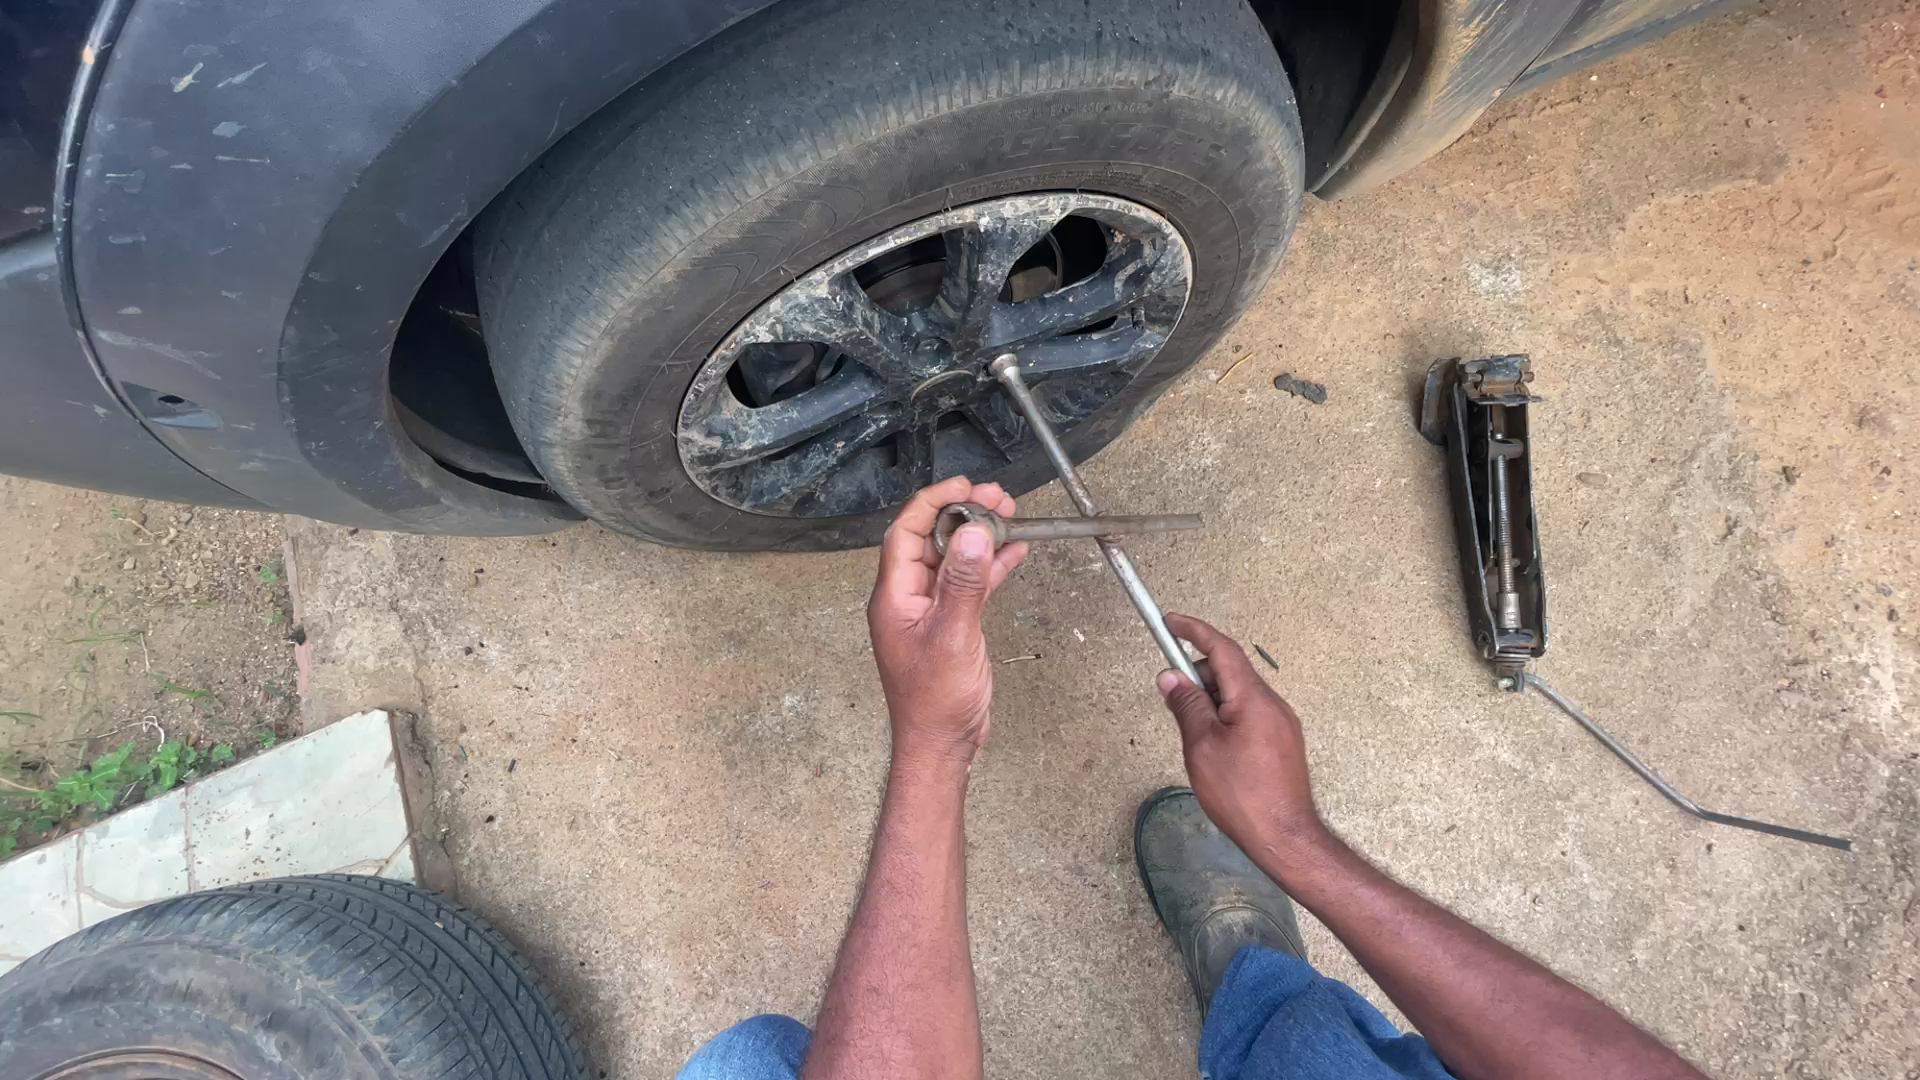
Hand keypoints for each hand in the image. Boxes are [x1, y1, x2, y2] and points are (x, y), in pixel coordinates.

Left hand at [868, 476, 1028, 766]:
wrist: (942, 743)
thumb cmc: (936, 700)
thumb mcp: (952, 638)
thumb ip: (963, 584)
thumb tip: (973, 532)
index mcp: (895, 595)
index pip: (907, 533)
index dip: (932, 502)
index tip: (964, 485)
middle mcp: (909, 596)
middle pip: (933, 540)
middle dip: (963, 513)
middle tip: (998, 497)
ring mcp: (931, 609)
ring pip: (955, 558)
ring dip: (980, 536)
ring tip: (1012, 514)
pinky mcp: (953, 622)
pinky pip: (971, 583)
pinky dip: (991, 565)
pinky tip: (1015, 551)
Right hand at [1157, 613, 1325, 858]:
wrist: (1286, 839)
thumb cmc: (1240, 793)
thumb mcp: (1201, 746)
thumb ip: (1186, 705)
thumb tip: (1170, 676)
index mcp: (1253, 698)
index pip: (1221, 648)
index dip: (1194, 630)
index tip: (1169, 621)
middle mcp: (1272, 703)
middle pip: (1229, 671)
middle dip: (1197, 675)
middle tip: (1173, 700)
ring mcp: (1281, 723)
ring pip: (1237, 694)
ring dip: (1210, 699)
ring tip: (1192, 733)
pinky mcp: (1282, 742)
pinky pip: (1248, 712)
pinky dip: (1224, 714)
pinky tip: (1212, 745)